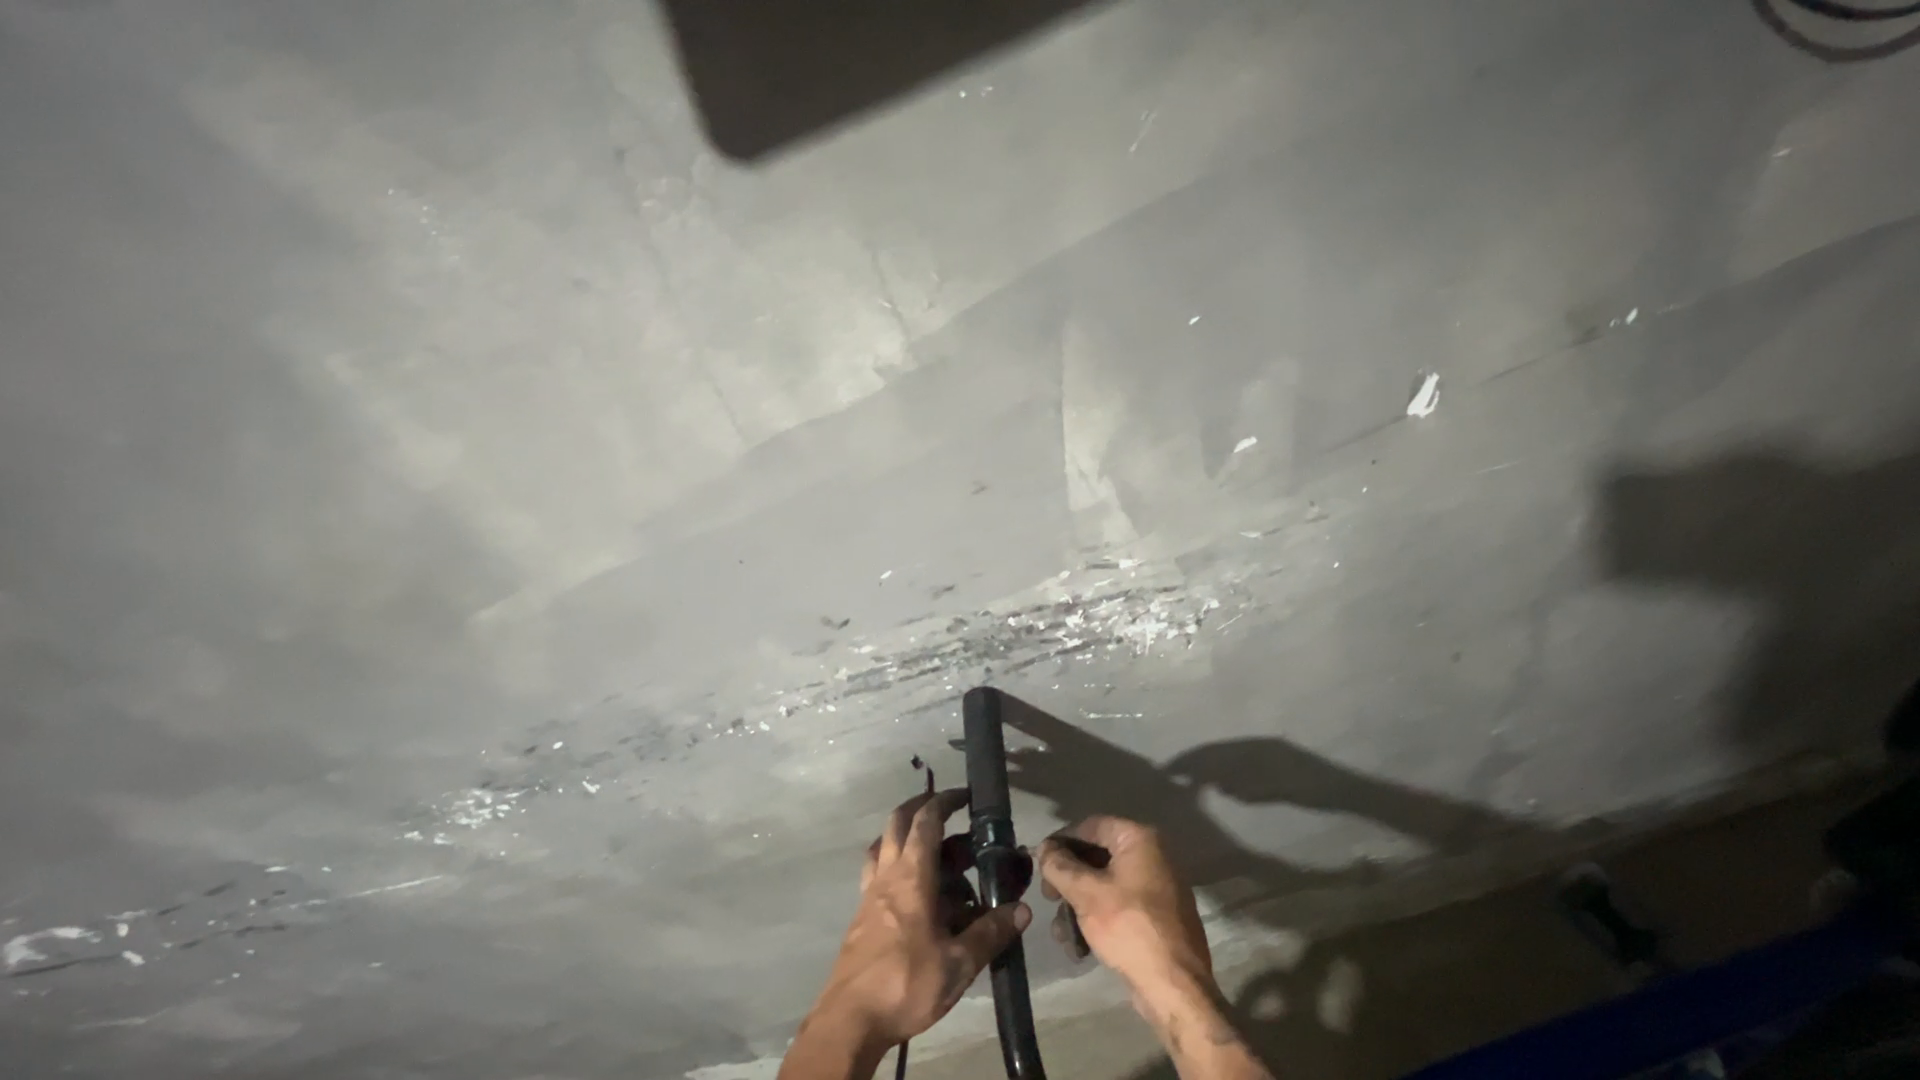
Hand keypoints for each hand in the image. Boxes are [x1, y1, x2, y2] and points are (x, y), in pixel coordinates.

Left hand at [816, 788, 1032, 1044]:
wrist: (850, 1020)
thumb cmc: (905, 984)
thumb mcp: (958, 964)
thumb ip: (990, 933)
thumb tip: (1022, 909)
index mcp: (911, 878)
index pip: (926, 821)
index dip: (945, 801)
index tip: (966, 796)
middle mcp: (886, 876)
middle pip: (897, 823)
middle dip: (921, 807)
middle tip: (947, 810)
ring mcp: (869, 895)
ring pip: (883, 846)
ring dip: (904, 835)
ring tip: (932, 849)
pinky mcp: (861, 916)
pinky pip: (877, 873)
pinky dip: (895, 865)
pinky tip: (912, 891)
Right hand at [1040, 819, 1271, 1079]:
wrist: (1174, 985)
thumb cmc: (1128, 927)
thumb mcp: (1085, 893)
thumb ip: (1059, 865)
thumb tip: (1043, 848)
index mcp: (1139, 839)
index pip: (1089, 826)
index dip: (1060, 842)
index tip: (1039, 864)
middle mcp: (1152, 855)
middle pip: (1096, 856)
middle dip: (1068, 879)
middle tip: (1048, 899)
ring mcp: (1157, 887)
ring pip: (1104, 884)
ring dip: (1078, 905)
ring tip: (1062, 933)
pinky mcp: (1155, 916)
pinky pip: (1118, 906)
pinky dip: (1097, 919)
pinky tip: (1079, 945)